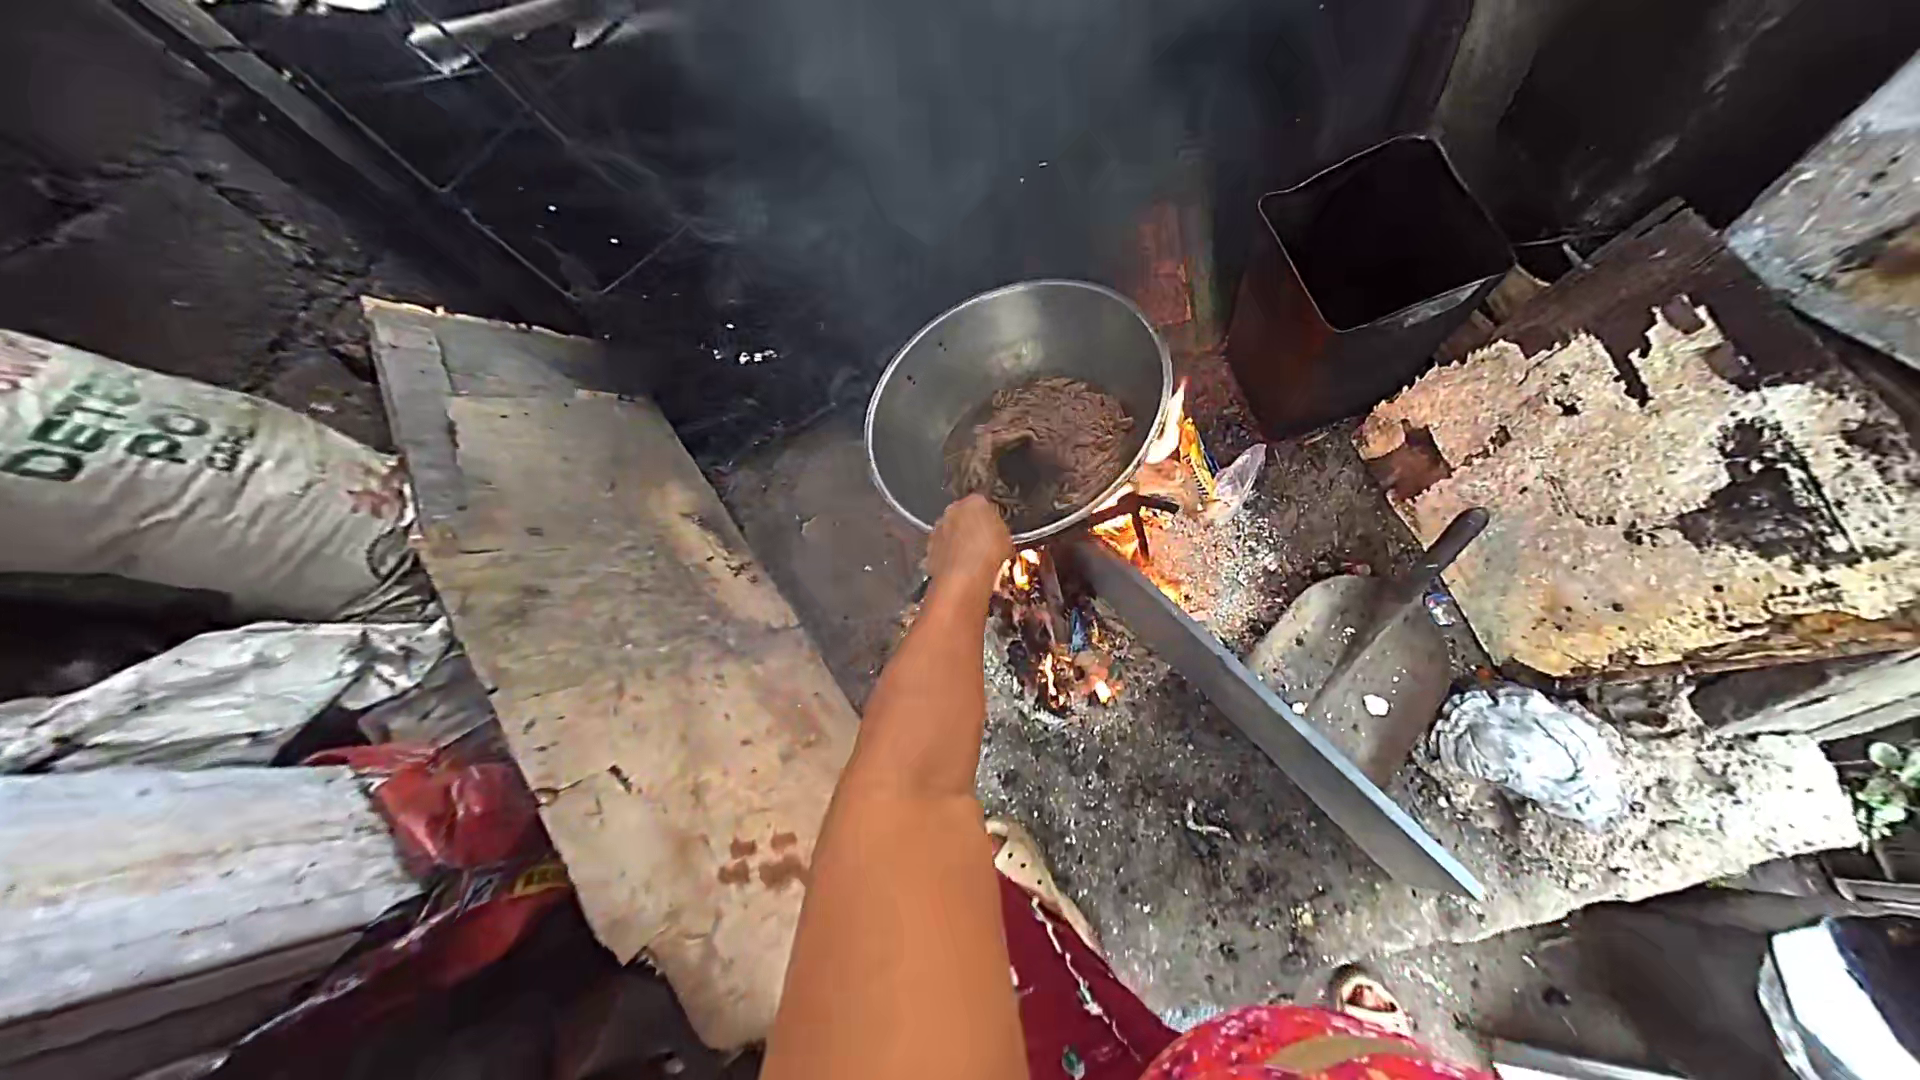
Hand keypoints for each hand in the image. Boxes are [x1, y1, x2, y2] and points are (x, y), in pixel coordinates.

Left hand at [926, 494, 1012, 593]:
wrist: (965, 576)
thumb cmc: (988, 554)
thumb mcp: (1007, 539)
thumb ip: (999, 529)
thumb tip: (998, 534)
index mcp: (974, 502)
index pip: (983, 503)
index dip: (989, 518)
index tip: (994, 529)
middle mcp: (952, 511)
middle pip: (962, 516)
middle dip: (970, 528)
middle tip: (983, 543)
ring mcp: (938, 530)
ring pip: (949, 532)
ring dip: (958, 542)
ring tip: (972, 559)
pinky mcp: (929, 549)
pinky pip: (941, 550)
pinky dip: (948, 557)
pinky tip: (960, 568)